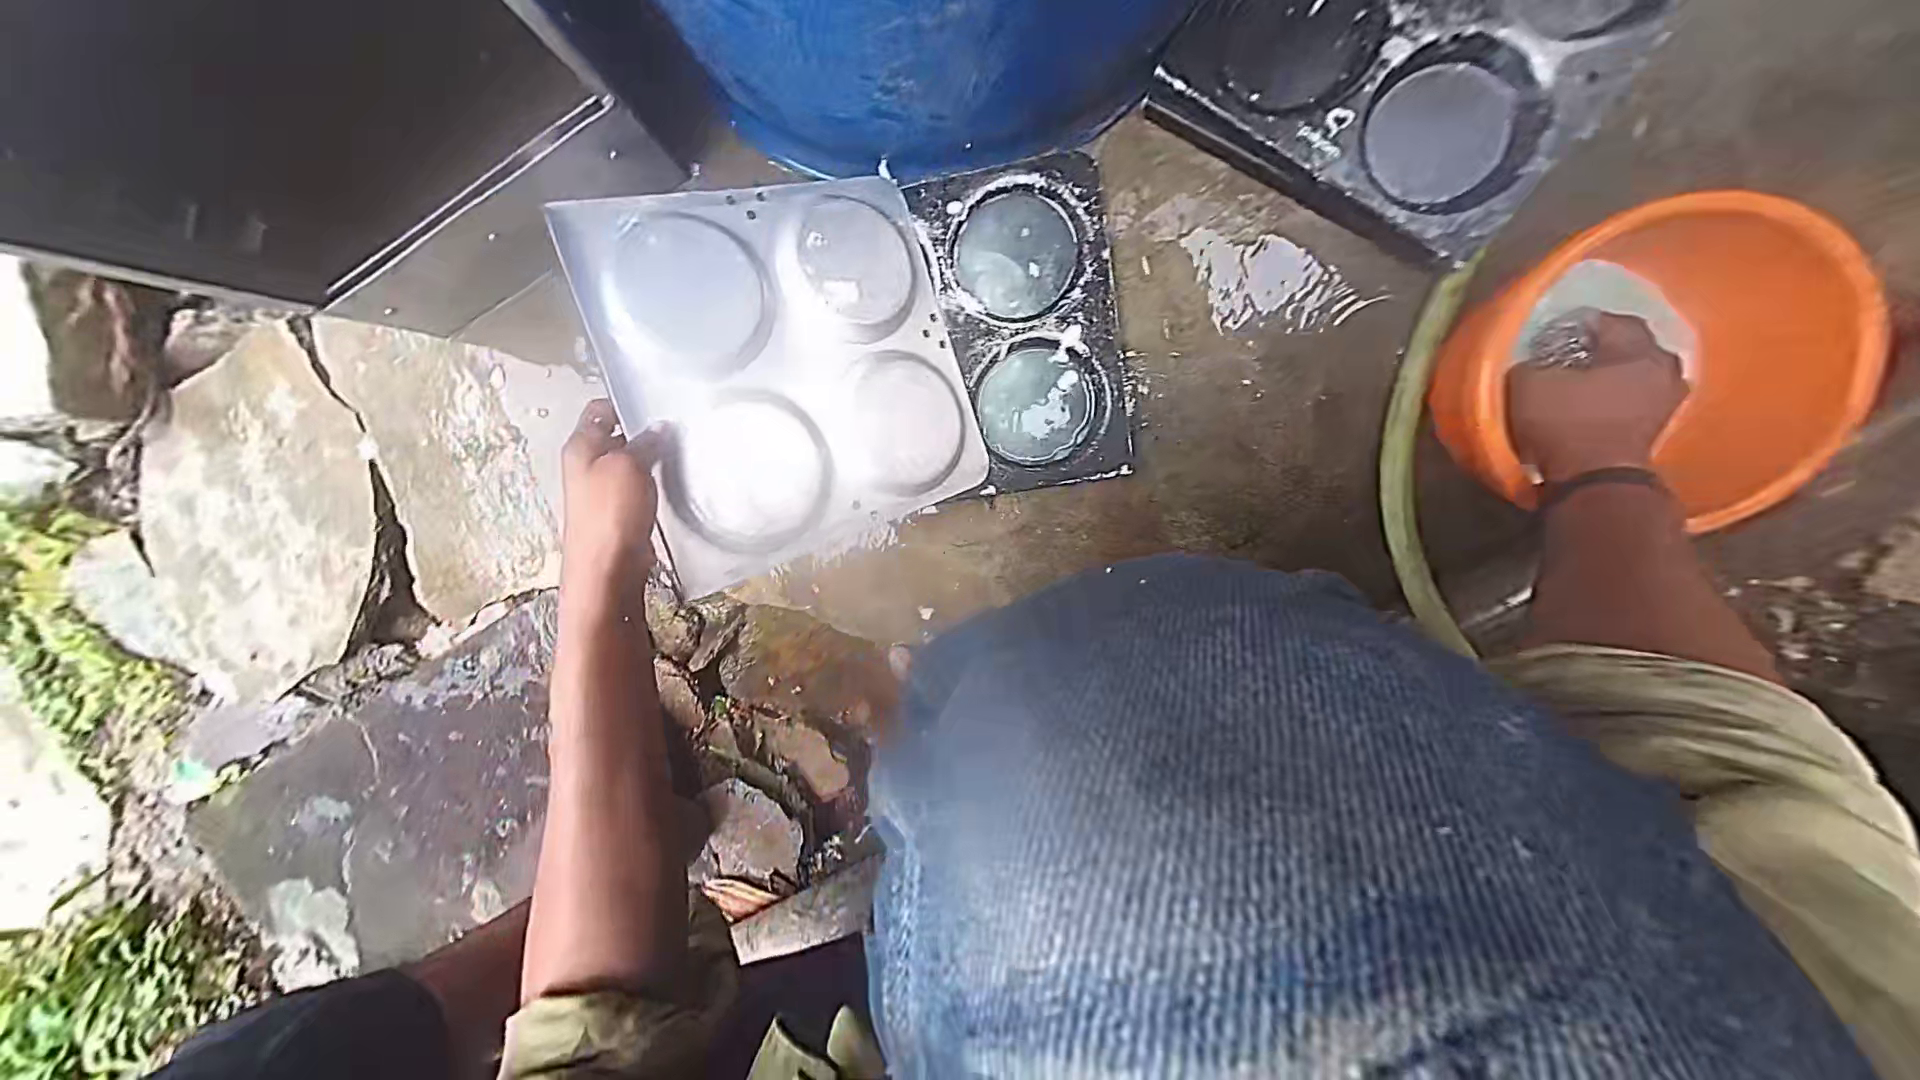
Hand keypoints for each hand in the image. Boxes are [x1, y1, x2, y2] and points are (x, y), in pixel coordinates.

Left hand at [560, 400, 666, 588]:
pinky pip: (639, 486)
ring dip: (651, 459)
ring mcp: (603, 489)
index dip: (625, 403)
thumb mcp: (629, 466)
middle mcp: (587, 465)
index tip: (655, 405)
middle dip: (644, 432)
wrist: (608, 567)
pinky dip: (654, 482)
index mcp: (580, 447)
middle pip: (617, 436)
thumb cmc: (610, 513)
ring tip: (677, 455)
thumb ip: (644, 442)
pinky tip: (670, 484)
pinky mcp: (620, 510)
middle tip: (674, 431)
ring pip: (631, 462)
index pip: (600, 410)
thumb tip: (659, 428)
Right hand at [1507, 312, 1688, 482]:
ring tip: (1584, 381)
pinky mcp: (1658, 425)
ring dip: (1613, 375)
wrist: (1593, 476)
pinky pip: (1636, 398)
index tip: (1558, 329)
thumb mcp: (1528, 386)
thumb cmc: (1563, 422)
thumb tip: (1533, 364)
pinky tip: (1595, 403)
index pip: (1612, 321)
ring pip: (1637, 374)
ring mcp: (1667, 398)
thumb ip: (1530, 365)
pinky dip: (1616, 397)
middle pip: (1631, 347)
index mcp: (1637, 350)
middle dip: (1603, 348)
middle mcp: (1663, 367)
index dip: (1582, 322)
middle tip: (1573, 354)